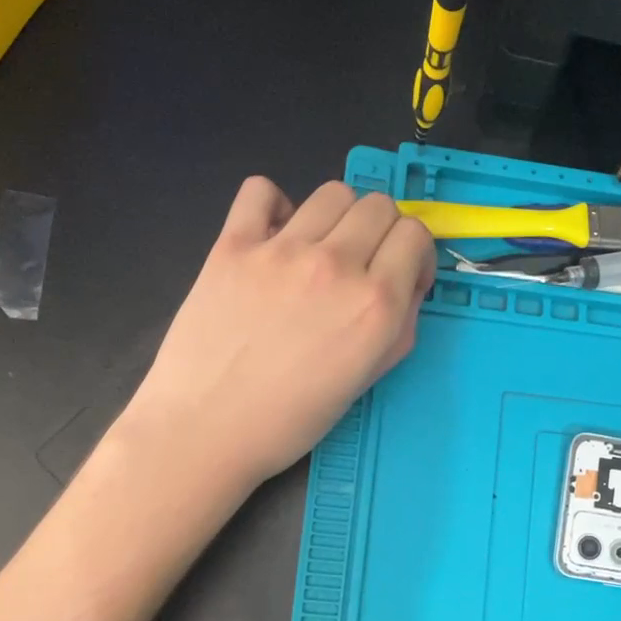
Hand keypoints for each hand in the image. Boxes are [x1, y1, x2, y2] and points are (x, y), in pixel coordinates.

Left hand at [128, 178, 434, 485]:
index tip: (401, 278)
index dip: (415, 255)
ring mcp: (282, 249)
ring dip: (338, 217)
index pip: (415, 234)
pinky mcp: (233, 244)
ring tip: (320, 251)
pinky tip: (274, 237)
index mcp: (376, 305)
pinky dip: (275, 204)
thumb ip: (396, 327)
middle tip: (363, 266)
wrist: (206, 430)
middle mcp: (336, 266)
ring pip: (332, 192)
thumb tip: (402, 287)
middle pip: (379, 205)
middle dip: (383, 231)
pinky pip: (261, 190)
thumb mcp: (367, 381)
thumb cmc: (290, 422)